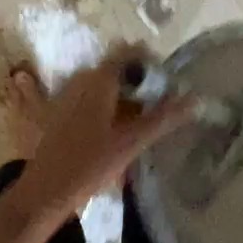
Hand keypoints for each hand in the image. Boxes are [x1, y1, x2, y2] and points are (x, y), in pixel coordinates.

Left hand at [14, 46, 192, 219]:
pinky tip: (123, 131)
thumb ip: (163, 118)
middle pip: (119, 70)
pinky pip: (95, 99)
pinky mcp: (65, 111)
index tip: (170, 82)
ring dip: (127, 97)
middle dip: (142, 83)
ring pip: (107, 85)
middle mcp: (83, 78)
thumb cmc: (90, 163)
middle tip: (164, 106)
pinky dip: (112, 108)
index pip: (129, 52)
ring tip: (148, 121)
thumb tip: (196, 98)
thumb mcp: (132, 141)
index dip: (151, 62)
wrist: (46, 190)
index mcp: (99, 78)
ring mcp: (71, 93)